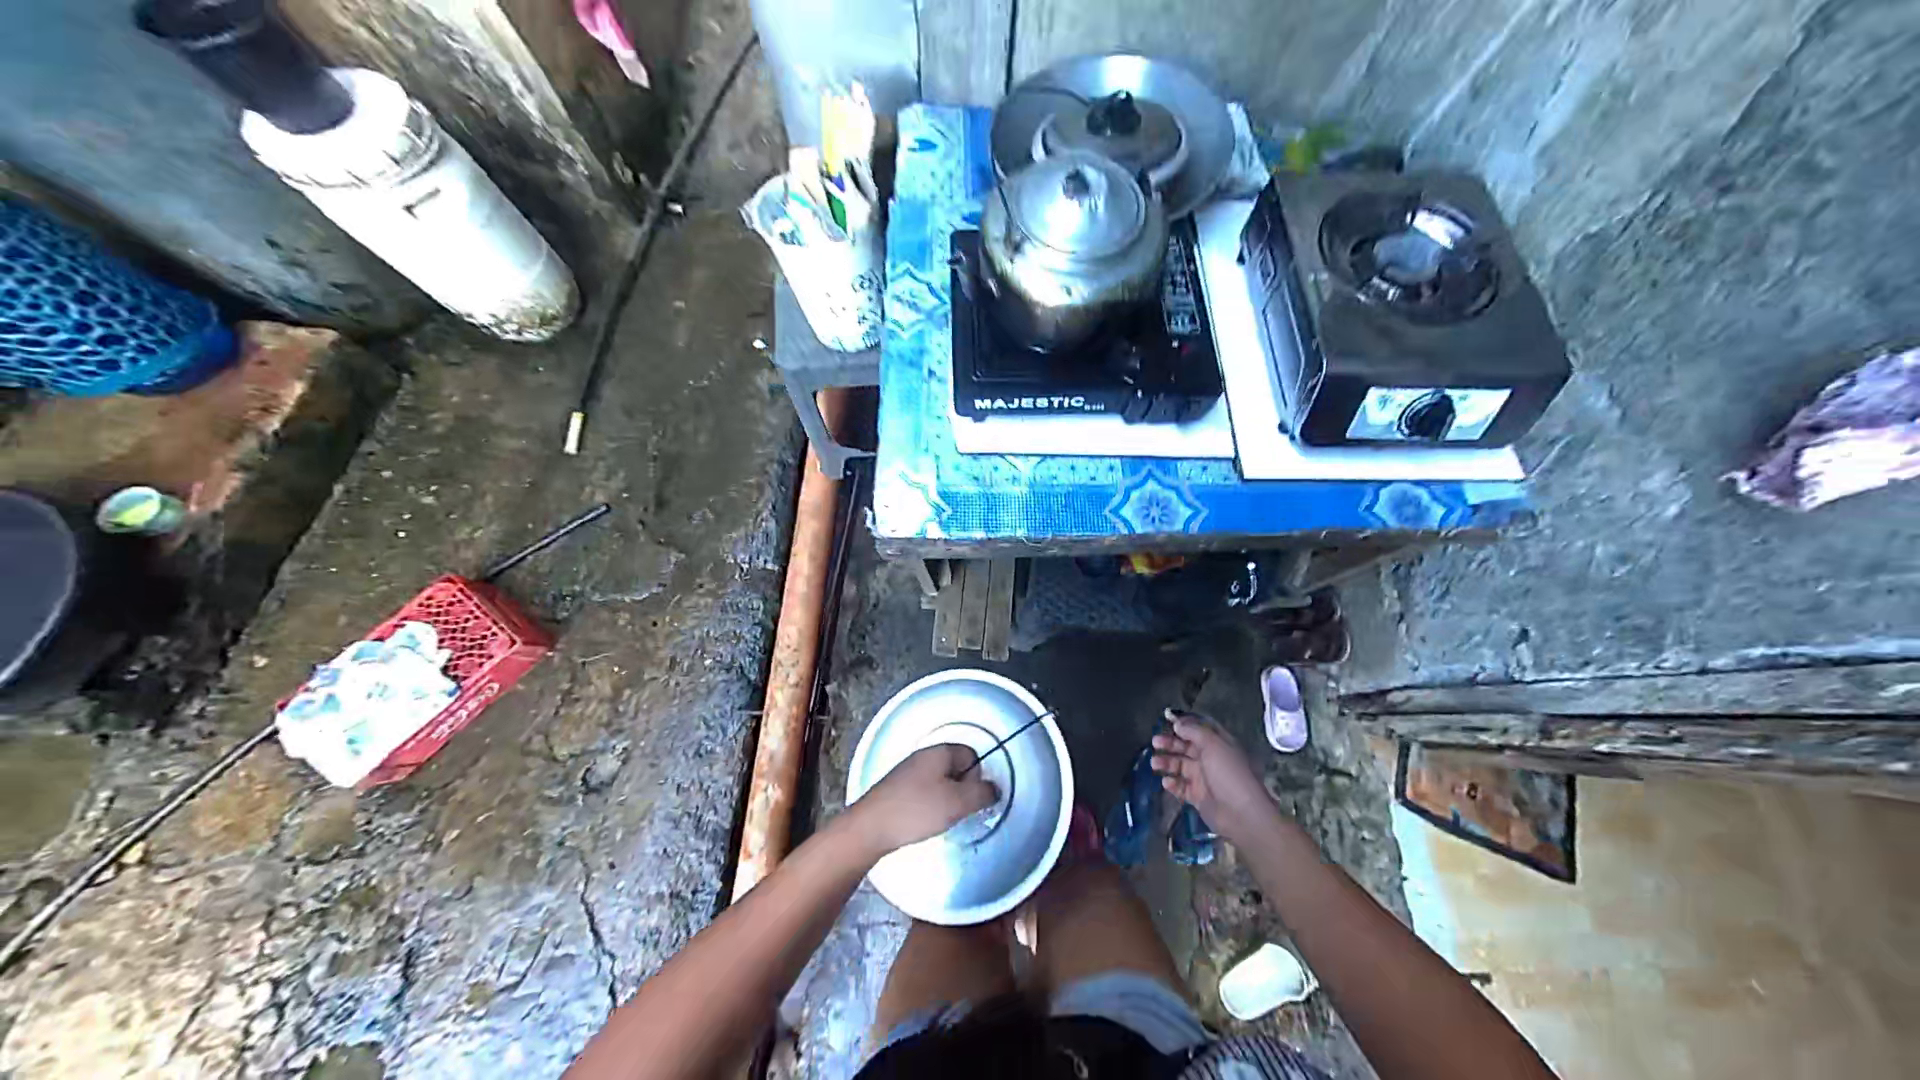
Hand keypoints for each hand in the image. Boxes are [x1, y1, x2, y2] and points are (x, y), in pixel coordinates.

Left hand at [844, 744, 998, 856]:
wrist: (869, 828)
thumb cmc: (917, 810)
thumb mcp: (957, 802)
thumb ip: (982, 794)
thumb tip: (994, 789)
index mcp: (940, 751)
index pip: (972, 755)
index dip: (976, 777)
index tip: (968, 799)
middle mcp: (924, 755)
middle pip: (956, 768)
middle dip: (961, 790)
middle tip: (955, 811)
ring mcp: (908, 771)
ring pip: (940, 781)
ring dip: (945, 799)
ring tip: (938, 819)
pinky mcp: (897, 788)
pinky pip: (924, 791)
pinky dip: (928, 805)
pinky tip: (922, 821)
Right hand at [1151, 710, 1283, 843]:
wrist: (1242, 814)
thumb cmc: (1229, 773)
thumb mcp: (1213, 745)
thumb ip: (1194, 731)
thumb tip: (1178, 723)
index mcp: (1219, 744)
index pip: (1199, 730)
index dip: (1184, 724)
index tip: (1166, 720)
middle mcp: (1211, 759)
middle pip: (1187, 747)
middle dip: (1170, 743)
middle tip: (1155, 742)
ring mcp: (1204, 778)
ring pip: (1181, 766)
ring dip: (1167, 762)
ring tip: (1155, 764)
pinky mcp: (1198, 797)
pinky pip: (1181, 787)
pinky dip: (1173, 784)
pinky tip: (1167, 782)